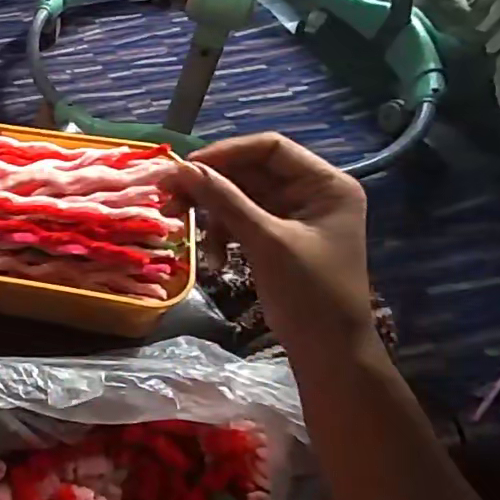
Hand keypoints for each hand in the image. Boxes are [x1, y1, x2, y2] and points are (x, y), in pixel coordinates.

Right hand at [165, 132, 373, 353]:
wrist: (328, 352)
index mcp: (325, 184)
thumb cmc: (310, 293)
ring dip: (211, 211)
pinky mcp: (276, 237)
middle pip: (250, 171)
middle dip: (211, 184)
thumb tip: (183, 168)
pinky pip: (240, 220)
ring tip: (180, 223)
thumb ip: (225, 200)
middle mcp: (310, 192)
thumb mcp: (266, 242)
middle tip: (170, 195)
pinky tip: (213, 258)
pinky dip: (222, 233)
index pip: (270, 148)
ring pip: (240, 196)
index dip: (227, 153)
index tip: (187, 167)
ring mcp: (292, 215)